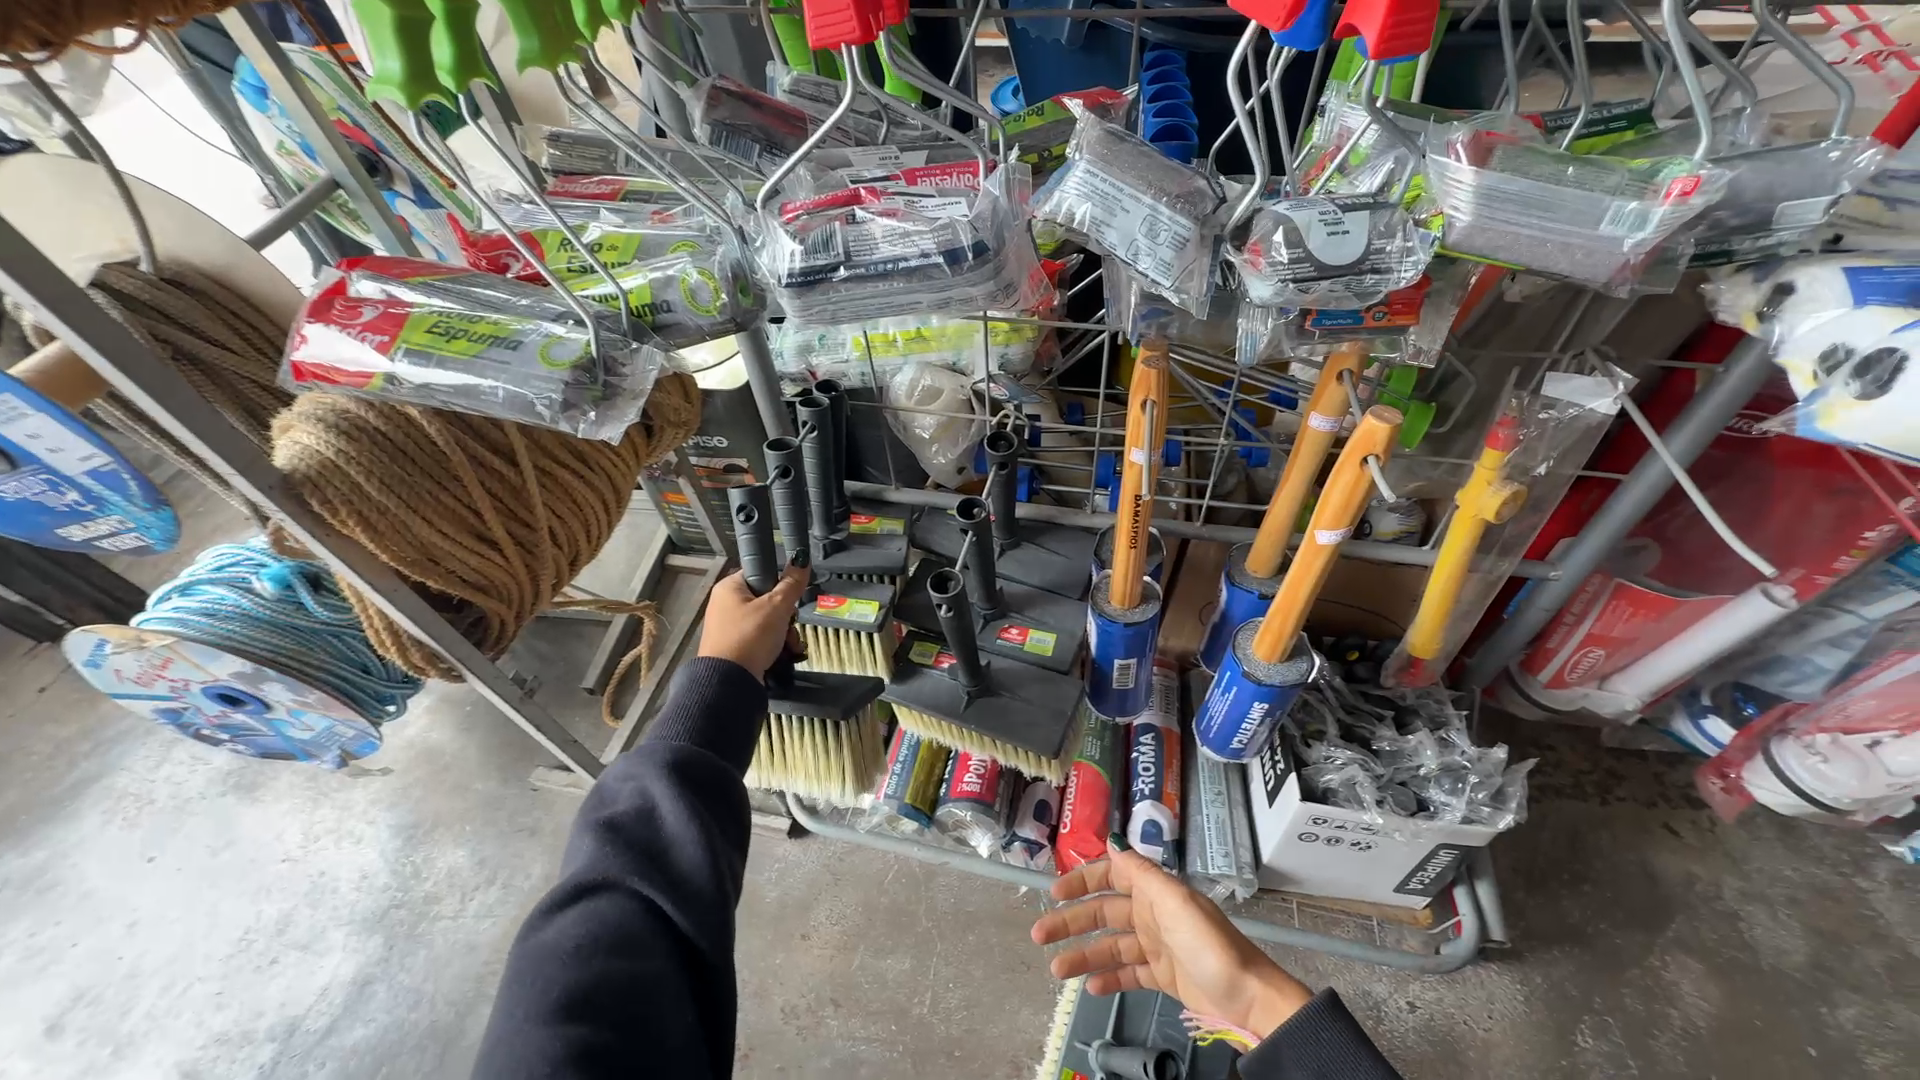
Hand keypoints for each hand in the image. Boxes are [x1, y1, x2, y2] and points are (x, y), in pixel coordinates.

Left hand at [698, 563, 807, 679]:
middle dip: (786, 615)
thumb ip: (792, 583)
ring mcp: (729, 627)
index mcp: (729, 587)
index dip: (779, 583)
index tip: (790, 598)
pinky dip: (775, 645)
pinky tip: (785, 654)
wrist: (729, 682)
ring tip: (790, 645)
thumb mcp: (777, 607)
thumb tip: (802, 558)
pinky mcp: (734, 647)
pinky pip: (760, 638)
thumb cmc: (750, 636)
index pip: (760, 573)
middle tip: (790, 624)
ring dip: (785, 632)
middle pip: (767, 600)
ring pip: (767, 621)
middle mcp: (725, 604)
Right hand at [1031, 846, 1312, 1037]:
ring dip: (1082, 954)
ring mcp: (1157, 946)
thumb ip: (1141, 872)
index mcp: (1156, 891)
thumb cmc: (1208, 944)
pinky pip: (1128, 973)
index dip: (1083, 881)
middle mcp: (1153, 914)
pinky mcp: (1163, 976)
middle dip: (1071, 922)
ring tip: (1056, 969)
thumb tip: (1113, 841)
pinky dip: (1108, 978)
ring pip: (1110, 946)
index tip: (1055, 893)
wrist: (1245, 996)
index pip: (1111, 877)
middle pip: (1104, 913)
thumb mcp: (1174, 901)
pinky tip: (1090, 986)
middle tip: (1039, 934)